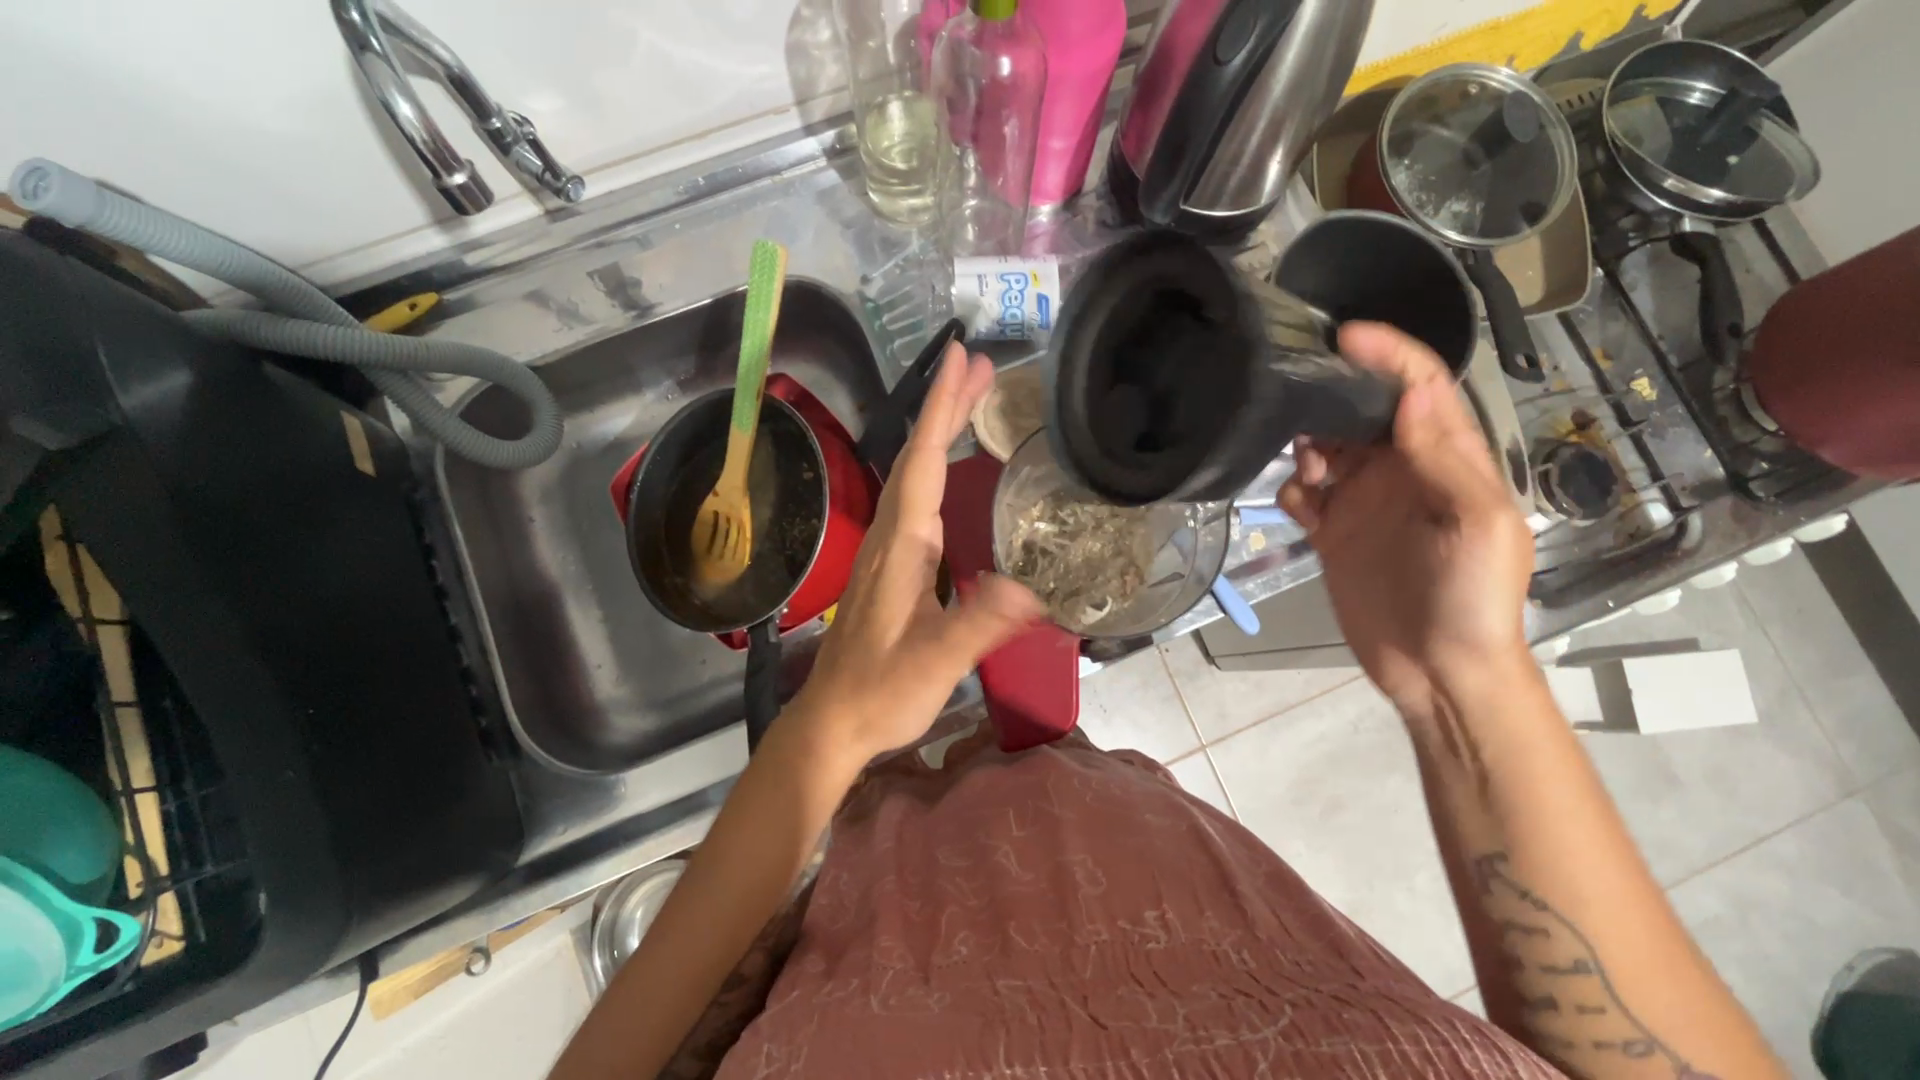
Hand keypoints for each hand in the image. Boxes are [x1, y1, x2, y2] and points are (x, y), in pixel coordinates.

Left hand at [787, 343, 1042, 760]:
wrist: (834, 722)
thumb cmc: (881, 692)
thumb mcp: (934, 663)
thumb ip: (975, 625)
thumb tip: (1028, 587)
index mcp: (901, 547)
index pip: (923, 465)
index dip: (941, 412)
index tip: (960, 361)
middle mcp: (891, 537)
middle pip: (918, 458)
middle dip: (945, 407)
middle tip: (977, 363)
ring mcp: (889, 552)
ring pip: (915, 476)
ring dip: (940, 432)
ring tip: (971, 398)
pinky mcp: (894, 568)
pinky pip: (917, 500)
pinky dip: (937, 469)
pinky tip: (953, 474)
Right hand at [1279, 323, 1533, 717]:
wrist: (1438, 670)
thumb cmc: (1473, 598)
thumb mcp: (1476, 524)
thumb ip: (1445, 458)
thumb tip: (1411, 390)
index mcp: (1449, 458)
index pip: (1420, 387)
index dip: (1389, 355)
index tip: (1345, 336)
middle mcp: (1403, 470)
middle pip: (1363, 410)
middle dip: (1334, 400)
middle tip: (1307, 409)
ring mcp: (1365, 502)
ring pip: (1327, 446)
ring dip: (1309, 443)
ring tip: (1308, 468)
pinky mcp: (1334, 533)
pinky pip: (1304, 493)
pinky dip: (1294, 489)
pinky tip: (1300, 506)